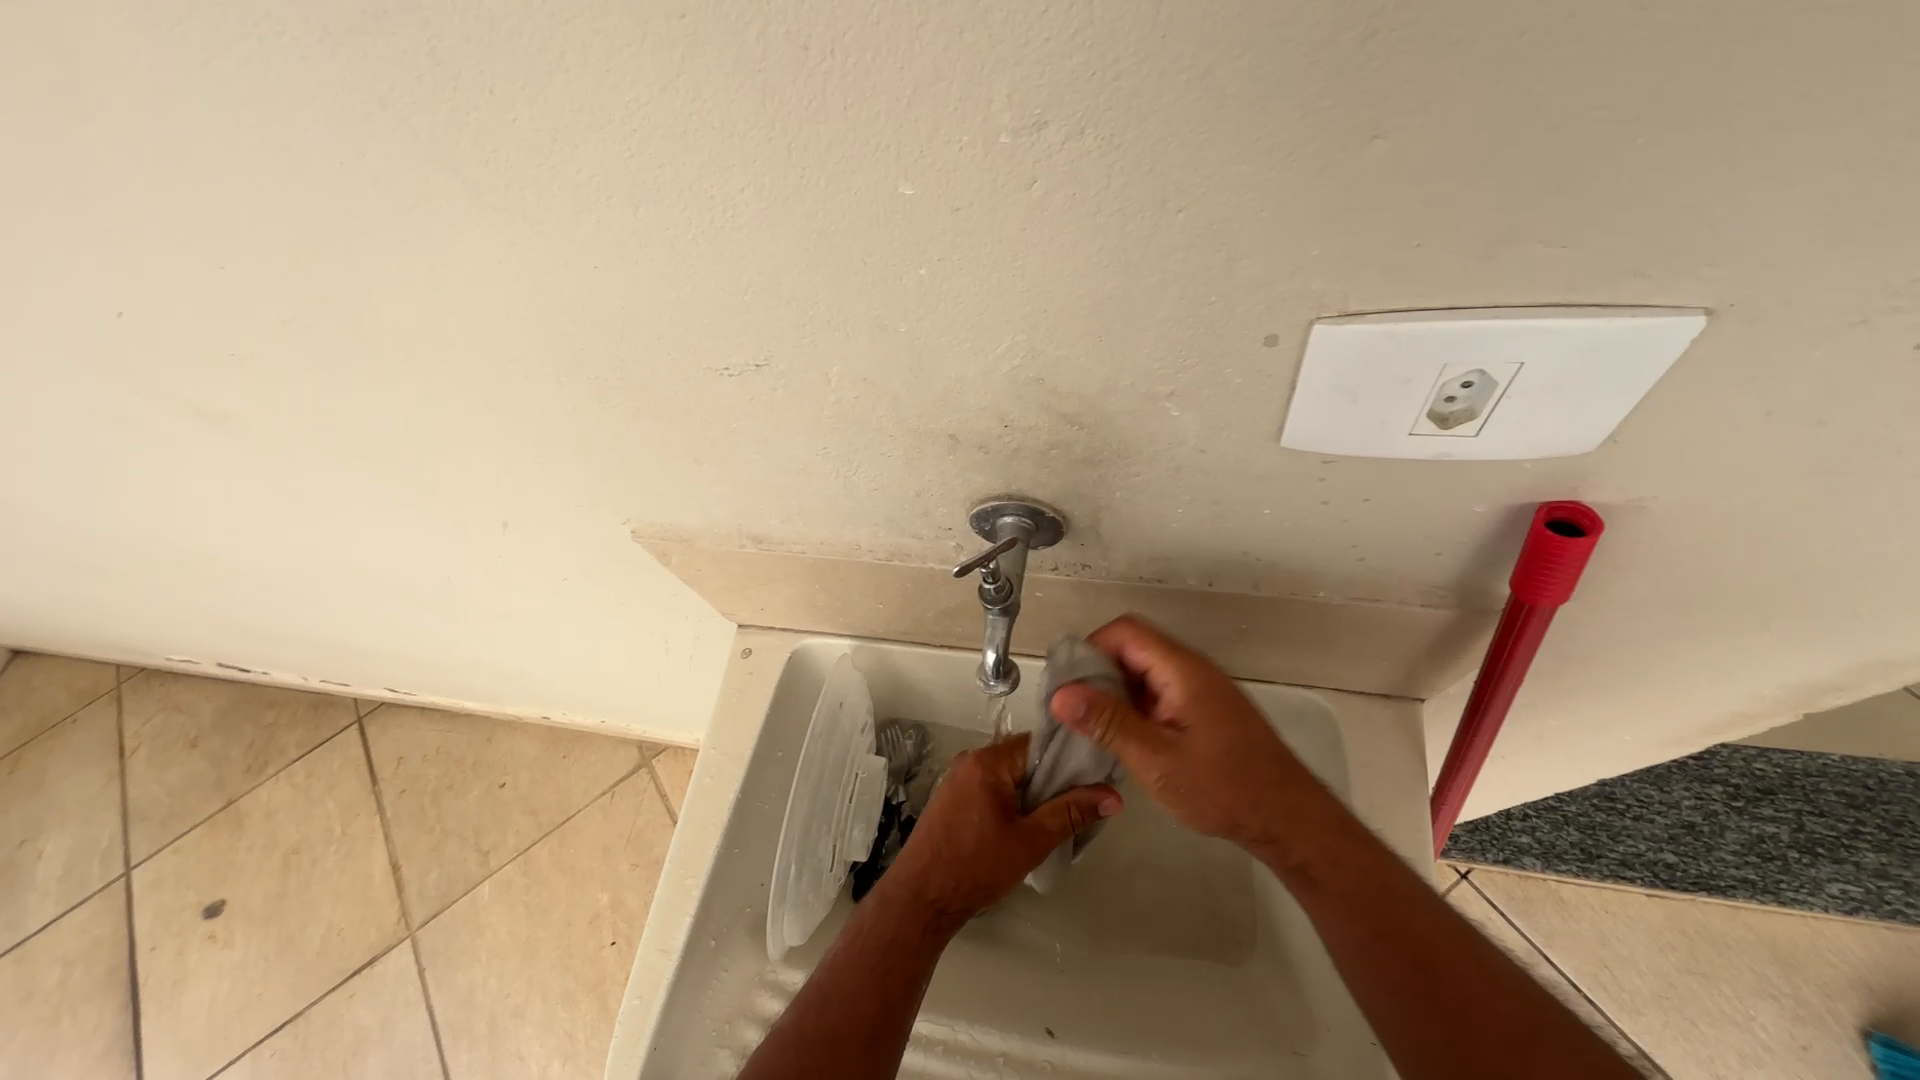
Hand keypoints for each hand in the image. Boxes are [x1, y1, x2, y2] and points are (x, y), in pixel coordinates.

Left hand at [881, 733, 1120, 929]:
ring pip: (1008, 777)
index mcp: (987, 761)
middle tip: (1083, 802)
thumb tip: (1112, 797)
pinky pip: (992, 789)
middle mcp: (970, 761)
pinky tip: (1029, 826)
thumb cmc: (976, 866)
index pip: (1038, 744)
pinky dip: (1012, 802)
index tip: (1094, 777)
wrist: (921, 899)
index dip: (1068, 760)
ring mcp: (957, 780)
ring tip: (1061, 817)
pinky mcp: (952, 800)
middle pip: (1023, 759)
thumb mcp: (1031, 841)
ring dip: (1032, 794)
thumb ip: (1071, 813)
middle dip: (1052, 781)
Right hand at [1047, 614, 1322, 854]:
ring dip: (1115, 694)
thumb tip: (1061, 694)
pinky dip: (1134, 709)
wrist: (1287, 819)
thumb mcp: (1155, 759)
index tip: (1067, 686)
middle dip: (1097, 674)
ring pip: (1144, 674)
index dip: (1090, 650)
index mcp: (1182, 670)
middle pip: (1133, 649)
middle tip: (1072, 712)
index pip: (1124, 632)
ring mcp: (1200, 691)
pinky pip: (1159, 694)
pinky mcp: (1204, 712)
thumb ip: (1108, 722)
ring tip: (1090, 730)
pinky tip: (1122, 741)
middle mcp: (1191, 670)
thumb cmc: (1223, 788)